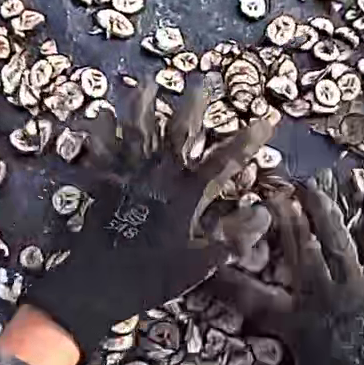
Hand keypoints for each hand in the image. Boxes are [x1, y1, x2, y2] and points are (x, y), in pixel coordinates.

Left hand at [23, 79, 274, 356]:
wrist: (98, 284)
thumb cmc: (152, 277)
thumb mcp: (199, 264)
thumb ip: (233, 238)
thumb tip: (264, 211)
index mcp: (186, 195)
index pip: (224, 161)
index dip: (247, 140)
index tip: (266, 119)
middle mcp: (159, 177)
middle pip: (179, 132)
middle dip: (194, 104)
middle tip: (204, 80)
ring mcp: (128, 176)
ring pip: (137, 132)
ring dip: (143, 106)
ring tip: (147, 83)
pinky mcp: (102, 184)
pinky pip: (101, 151)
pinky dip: (101, 131)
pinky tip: (100, 113)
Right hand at [212, 175, 363, 364]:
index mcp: (299, 322)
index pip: (251, 296)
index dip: (223, 278)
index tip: (201, 259)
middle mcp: (325, 297)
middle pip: (301, 249)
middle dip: (283, 218)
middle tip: (271, 189)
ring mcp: (357, 291)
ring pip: (338, 241)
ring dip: (324, 211)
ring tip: (313, 184)